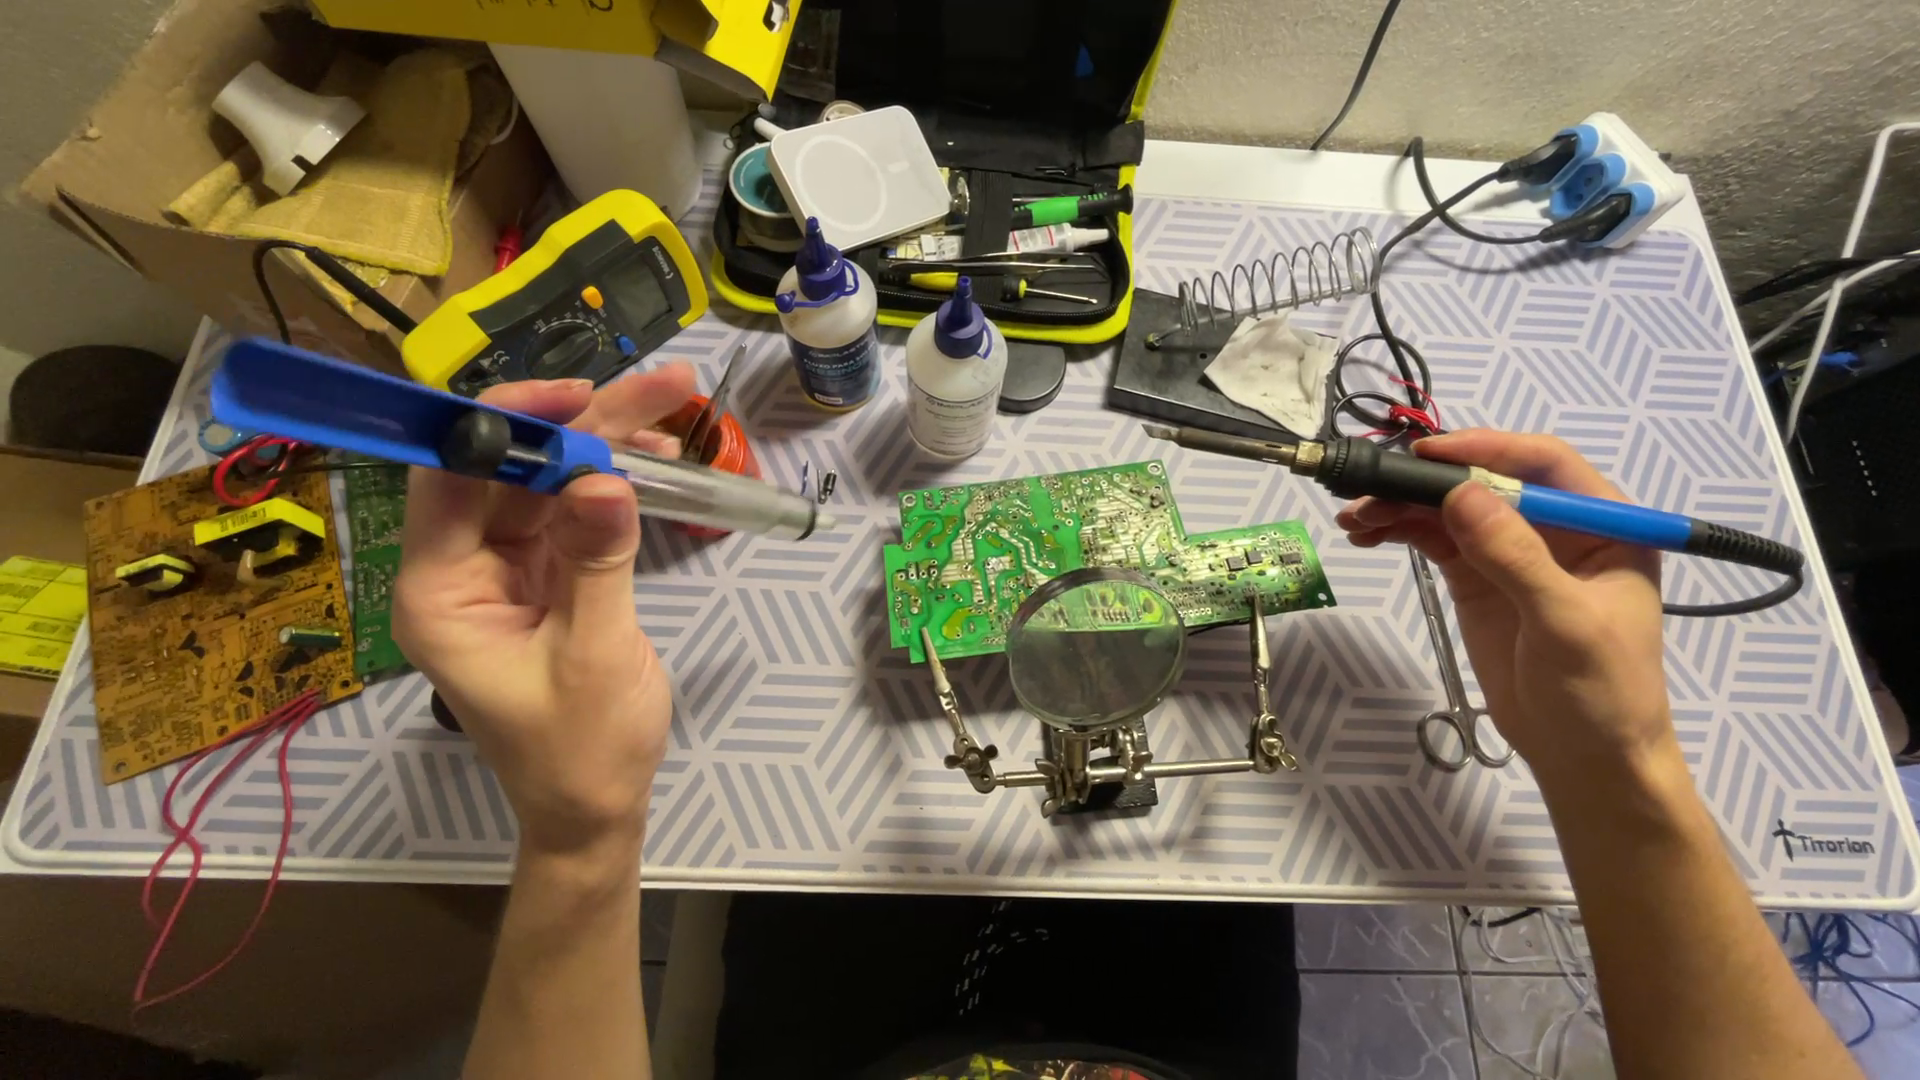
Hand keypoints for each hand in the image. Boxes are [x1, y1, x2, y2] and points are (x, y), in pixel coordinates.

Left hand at [393, 367, 696, 853]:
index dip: (504, 425)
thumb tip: (608, 478)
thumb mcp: (593, 656)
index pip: (450, 481)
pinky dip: (615, 485)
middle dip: (582, 424)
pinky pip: (575, 514)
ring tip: (674, 409)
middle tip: (662, 386)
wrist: (598, 806)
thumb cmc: (583, 749)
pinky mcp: (549, 577)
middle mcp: (465, 569)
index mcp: (442, 592)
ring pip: (549, 483)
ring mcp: (509, 571)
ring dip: (608, 444)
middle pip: (511, 470)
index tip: (575, 395)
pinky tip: (657, 461)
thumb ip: (596, 564)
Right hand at [1335, 430, 1673, 783]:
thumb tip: (1461, 494)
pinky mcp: (1475, 578)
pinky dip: (1399, 532)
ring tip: (1354, 519)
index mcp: (1599, 526)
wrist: (1582, 755)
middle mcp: (1552, 529)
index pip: (1542, 465)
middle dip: (1425, 484)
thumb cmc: (1598, 690)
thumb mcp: (1563, 623)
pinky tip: (1367, 534)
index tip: (1426, 455)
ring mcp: (1508, 553)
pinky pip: (1433, 540)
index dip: (1486, 449)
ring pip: (1448, 510)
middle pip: (1482, 483)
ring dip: (1400, 508)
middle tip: (1369, 494)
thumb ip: (1515, 557)